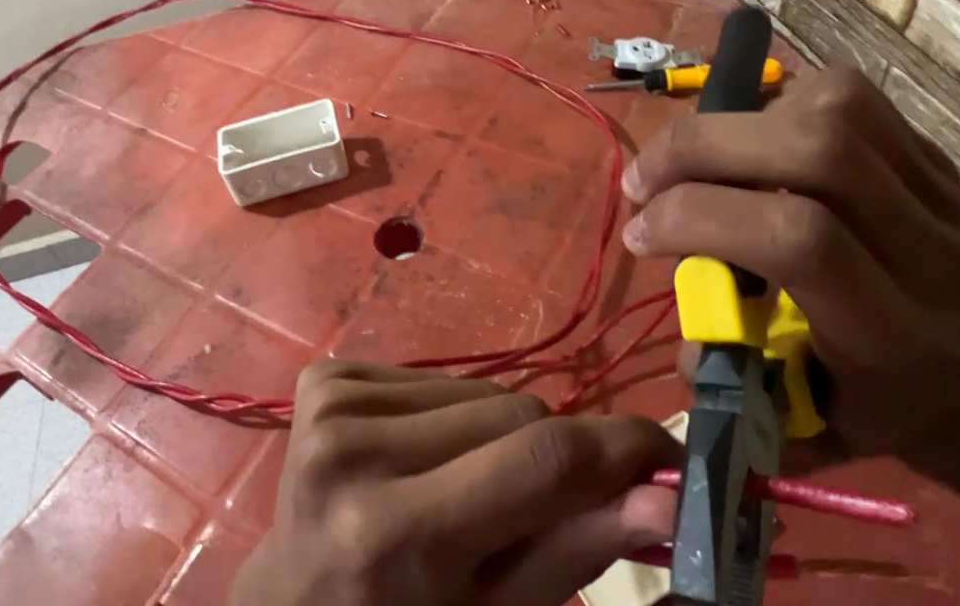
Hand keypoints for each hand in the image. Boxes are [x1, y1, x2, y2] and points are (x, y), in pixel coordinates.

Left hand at [229, 361, 678, 605]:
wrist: (291, 600)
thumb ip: (574, 551)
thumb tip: (663, 495)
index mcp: (396, 533)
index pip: (541, 459)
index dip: (620, 448)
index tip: (668, 454)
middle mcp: (355, 451)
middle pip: (517, 412)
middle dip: (555, 454)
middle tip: (538, 507)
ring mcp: (331, 405)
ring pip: (482, 390)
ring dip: (500, 433)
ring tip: (469, 489)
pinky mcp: (324, 376)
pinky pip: (437, 378)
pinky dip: (454, 416)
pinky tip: (426, 460)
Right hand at [619, 67, 959, 474]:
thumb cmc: (873, 407)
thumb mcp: (796, 423)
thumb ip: (723, 376)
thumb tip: (679, 325)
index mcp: (894, 334)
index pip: (800, 240)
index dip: (699, 218)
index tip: (639, 235)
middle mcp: (930, 254)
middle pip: (821, 152)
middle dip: (703, 149)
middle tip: (645, 179)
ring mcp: (939, 195)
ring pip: (836, 109)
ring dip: (738, 121)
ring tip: (696, 158)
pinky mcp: (932, 158)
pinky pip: (847, 96)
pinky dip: (776, 104)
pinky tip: (746, 141)